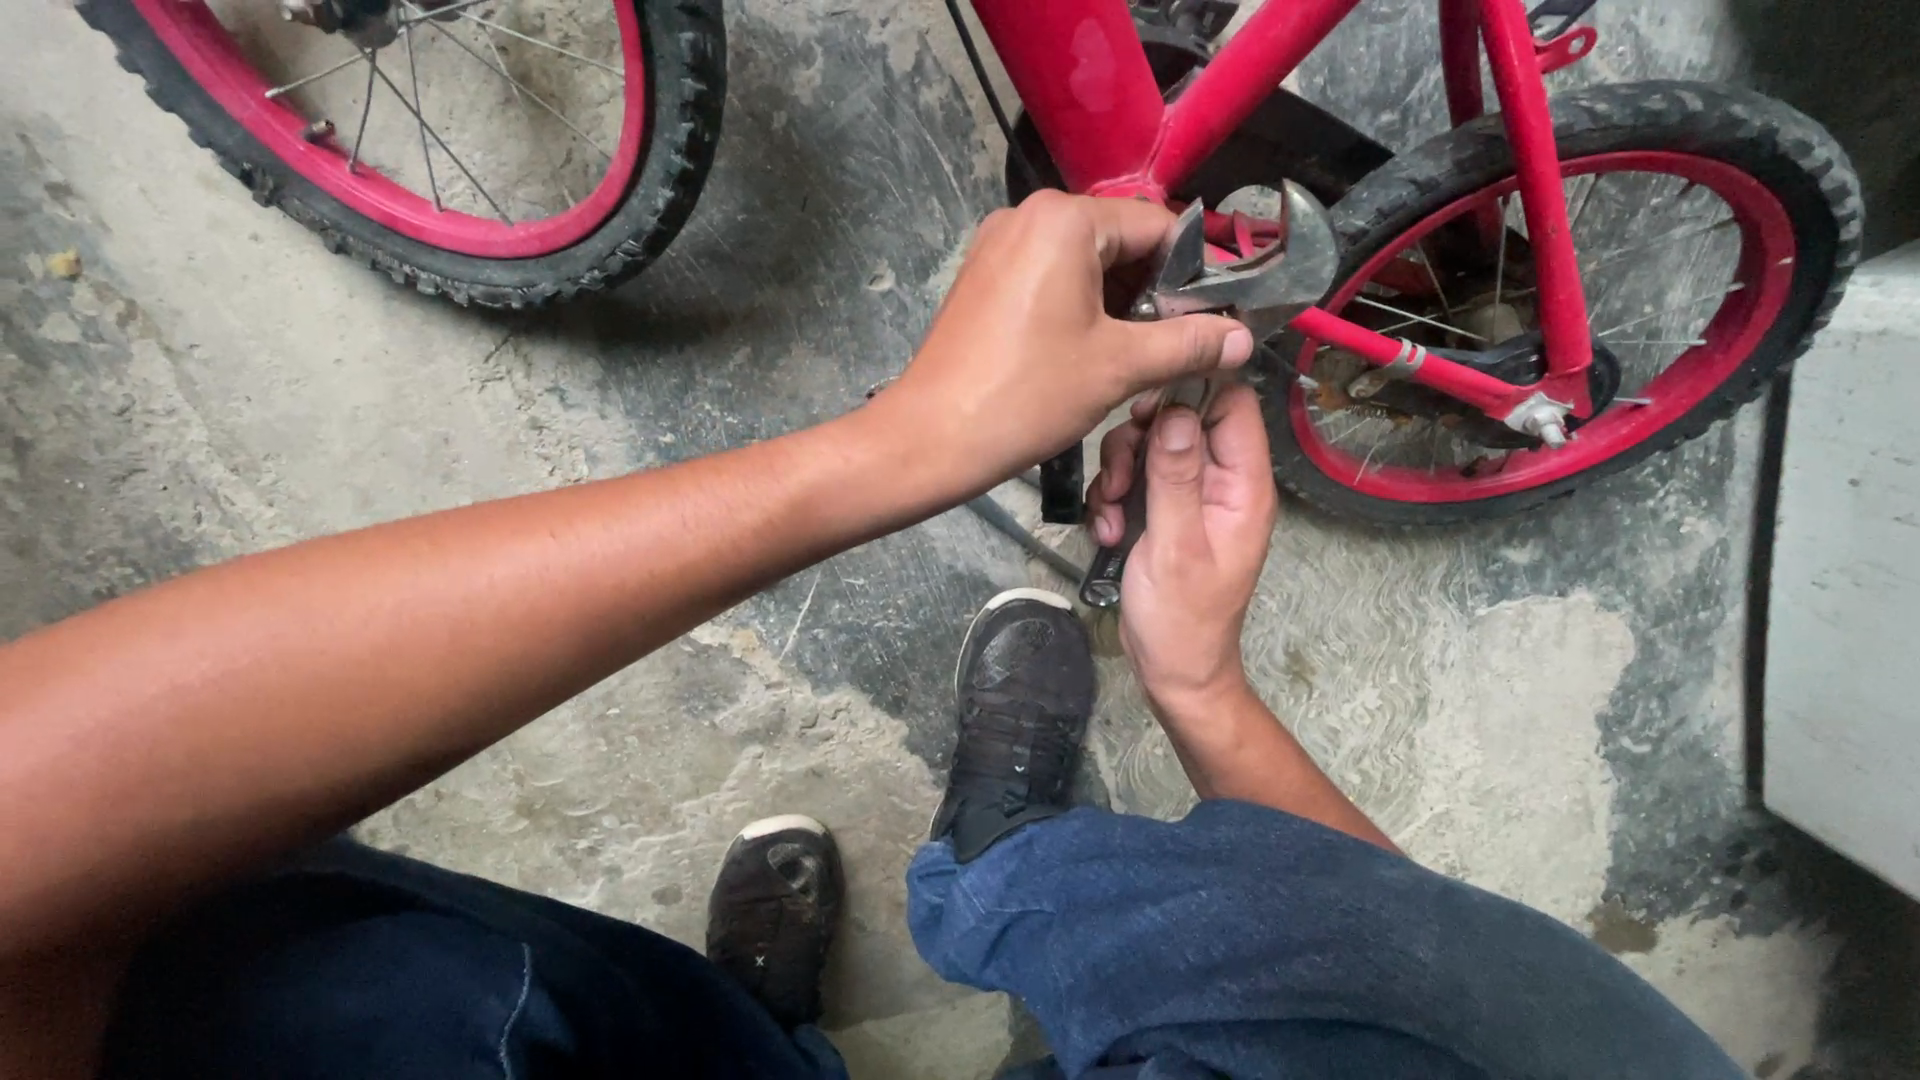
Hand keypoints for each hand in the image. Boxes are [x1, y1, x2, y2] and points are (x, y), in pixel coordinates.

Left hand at [879, 191, 1253, 492]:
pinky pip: (1047, 279)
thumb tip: (1243, 337)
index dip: (1193, 273)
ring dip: (1116, 303)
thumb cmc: (1026, 396)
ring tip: (1135, 354)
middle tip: (1175, 344)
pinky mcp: (982, 278)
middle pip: (1118, 242)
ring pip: (1082, 263)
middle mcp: (1027, 216)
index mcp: (1064, 219)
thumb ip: (1188, 344)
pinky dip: (1077, 307)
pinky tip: (1088, 350)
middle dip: (1152, 291)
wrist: (931, 438)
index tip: (1213, 318)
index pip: (1157, 226)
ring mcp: (997, 246)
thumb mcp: (1118, 367)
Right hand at [1086, 384, 1277, 720]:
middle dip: (1138, 444)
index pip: (1231, 405)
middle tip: (1118, 480)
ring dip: (1118, 477)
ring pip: (1148, 450)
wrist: (1172, 670)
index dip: (1191, 392)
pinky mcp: (1162, 513)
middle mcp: (1220, 483)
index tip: (1143, 408)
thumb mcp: (1175, 546)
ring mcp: (1188, 498)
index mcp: (1243, 486)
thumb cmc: (1182, 618)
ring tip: (1112, 518)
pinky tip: (1109, 533)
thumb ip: (1175, 477)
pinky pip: (1133, 482)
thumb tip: (1175, 411)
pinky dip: (1113, 502)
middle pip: (1180, 421)